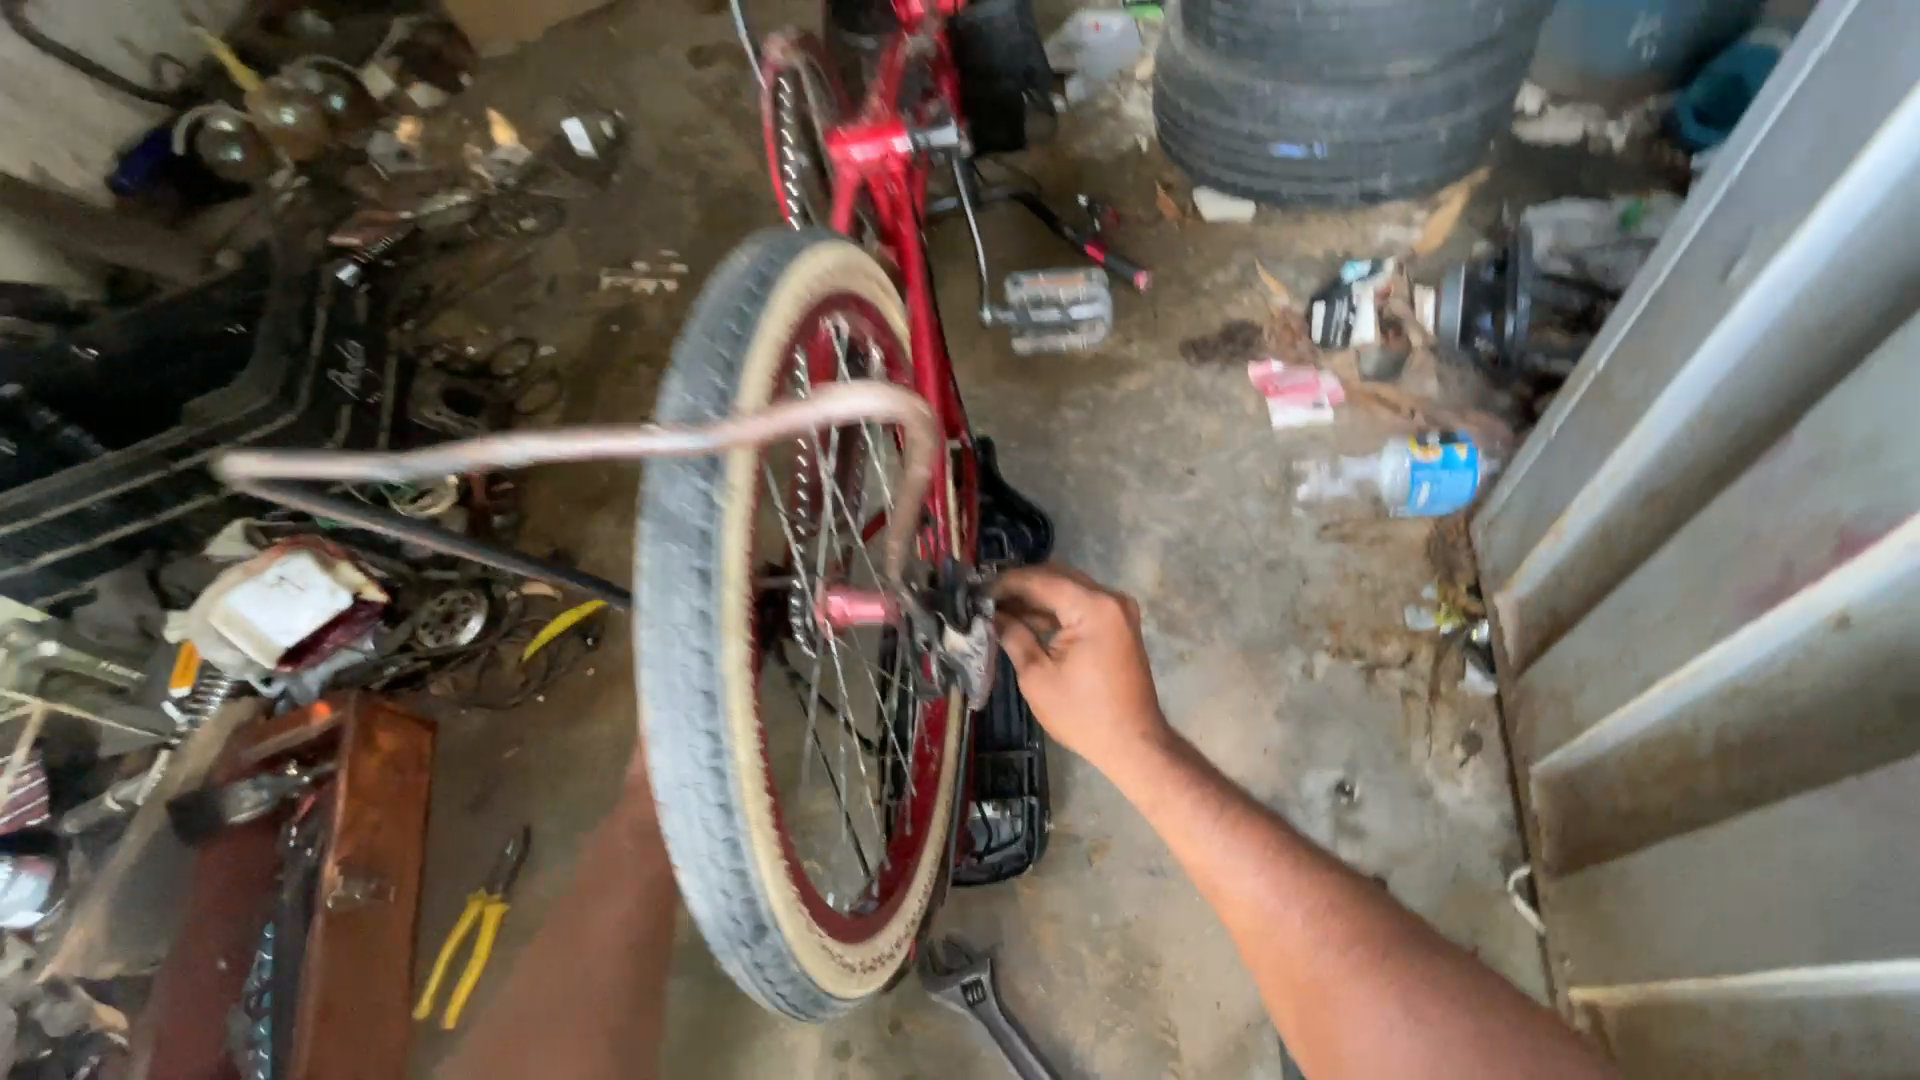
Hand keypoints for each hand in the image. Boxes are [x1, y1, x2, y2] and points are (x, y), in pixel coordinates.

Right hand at [992, 564, 1171, 774]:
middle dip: (1020, 586)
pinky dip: (1055, 610)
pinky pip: (1081, 605)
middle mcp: (1110, 599)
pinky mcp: (1118, 624)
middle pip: (1056, 577)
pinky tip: (1026, 620)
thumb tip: (989, 614)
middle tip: (985, 599)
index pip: (1040, 580)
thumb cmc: (1082, 714)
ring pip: (1068, 589)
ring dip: (1036, 597)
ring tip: (999, 610)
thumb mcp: (1037, 675)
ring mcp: (1117, 610)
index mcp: (1093, 607)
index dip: (1005, 583)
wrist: (1132, 743)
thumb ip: (1012, 635)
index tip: (976, 591)